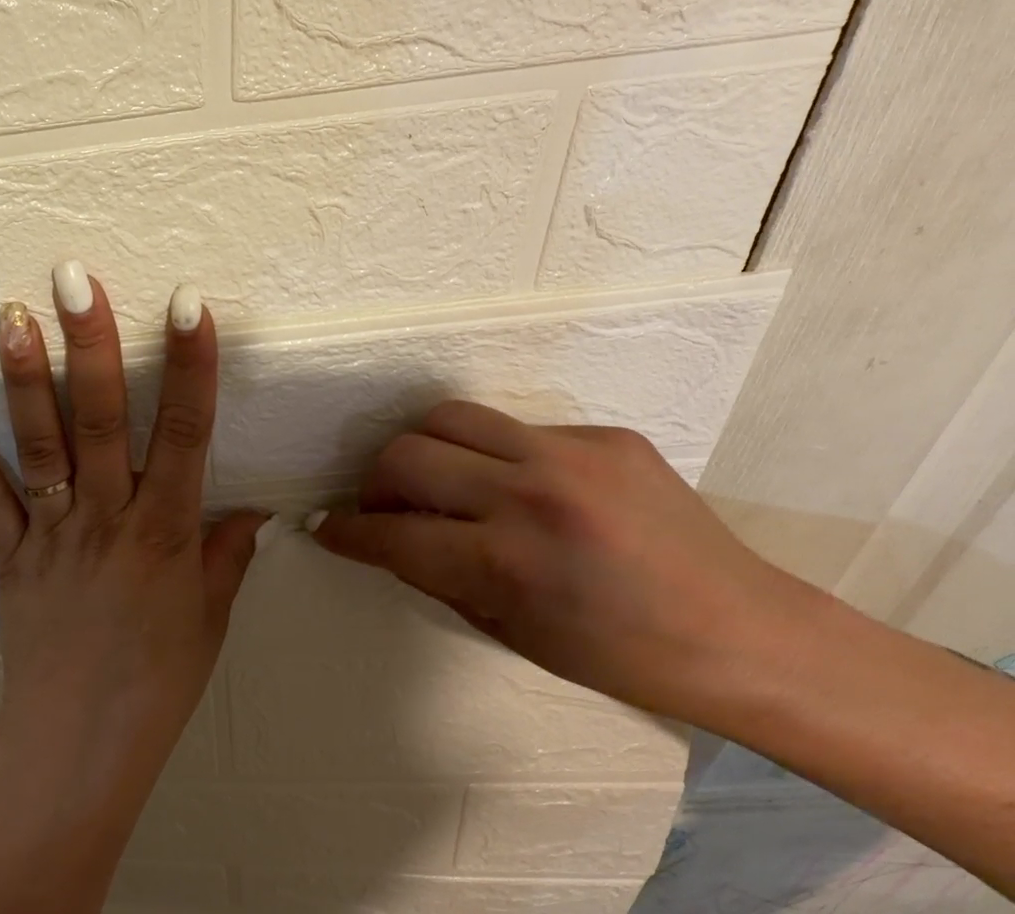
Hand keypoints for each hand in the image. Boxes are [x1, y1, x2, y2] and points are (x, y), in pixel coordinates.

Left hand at [0, 263, 264, 912]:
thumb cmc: (156, 687)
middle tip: (74, 278)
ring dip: (26, 378)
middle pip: (102, 419)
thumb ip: (225, 557)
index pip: (185, 433)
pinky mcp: (11, 558)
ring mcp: (53, 535)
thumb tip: (253, 511)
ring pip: (41, 445)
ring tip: (11, 316)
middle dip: (92, 344)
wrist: (79, 750)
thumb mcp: (209, 622)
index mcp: (166, 533)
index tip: (188, 304)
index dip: (190, 366)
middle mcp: (108, 520)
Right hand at [308, 400, 826, 725]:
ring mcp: (573, 454)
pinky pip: (515, 428)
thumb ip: (439, 576)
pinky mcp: (605, 435)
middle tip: (385, 509)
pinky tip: (516, 487)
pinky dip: (492, 456)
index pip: (391, 532)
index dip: (347, 532)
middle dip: (375, 484)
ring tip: (436, 482)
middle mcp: (534, 492)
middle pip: (406, 454)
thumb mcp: (511, 631)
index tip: (328, 530)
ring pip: (449, 417)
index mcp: (510, 560)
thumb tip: (387, 539)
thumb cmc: (621, 657)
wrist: (746, 635)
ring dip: (423, 450)